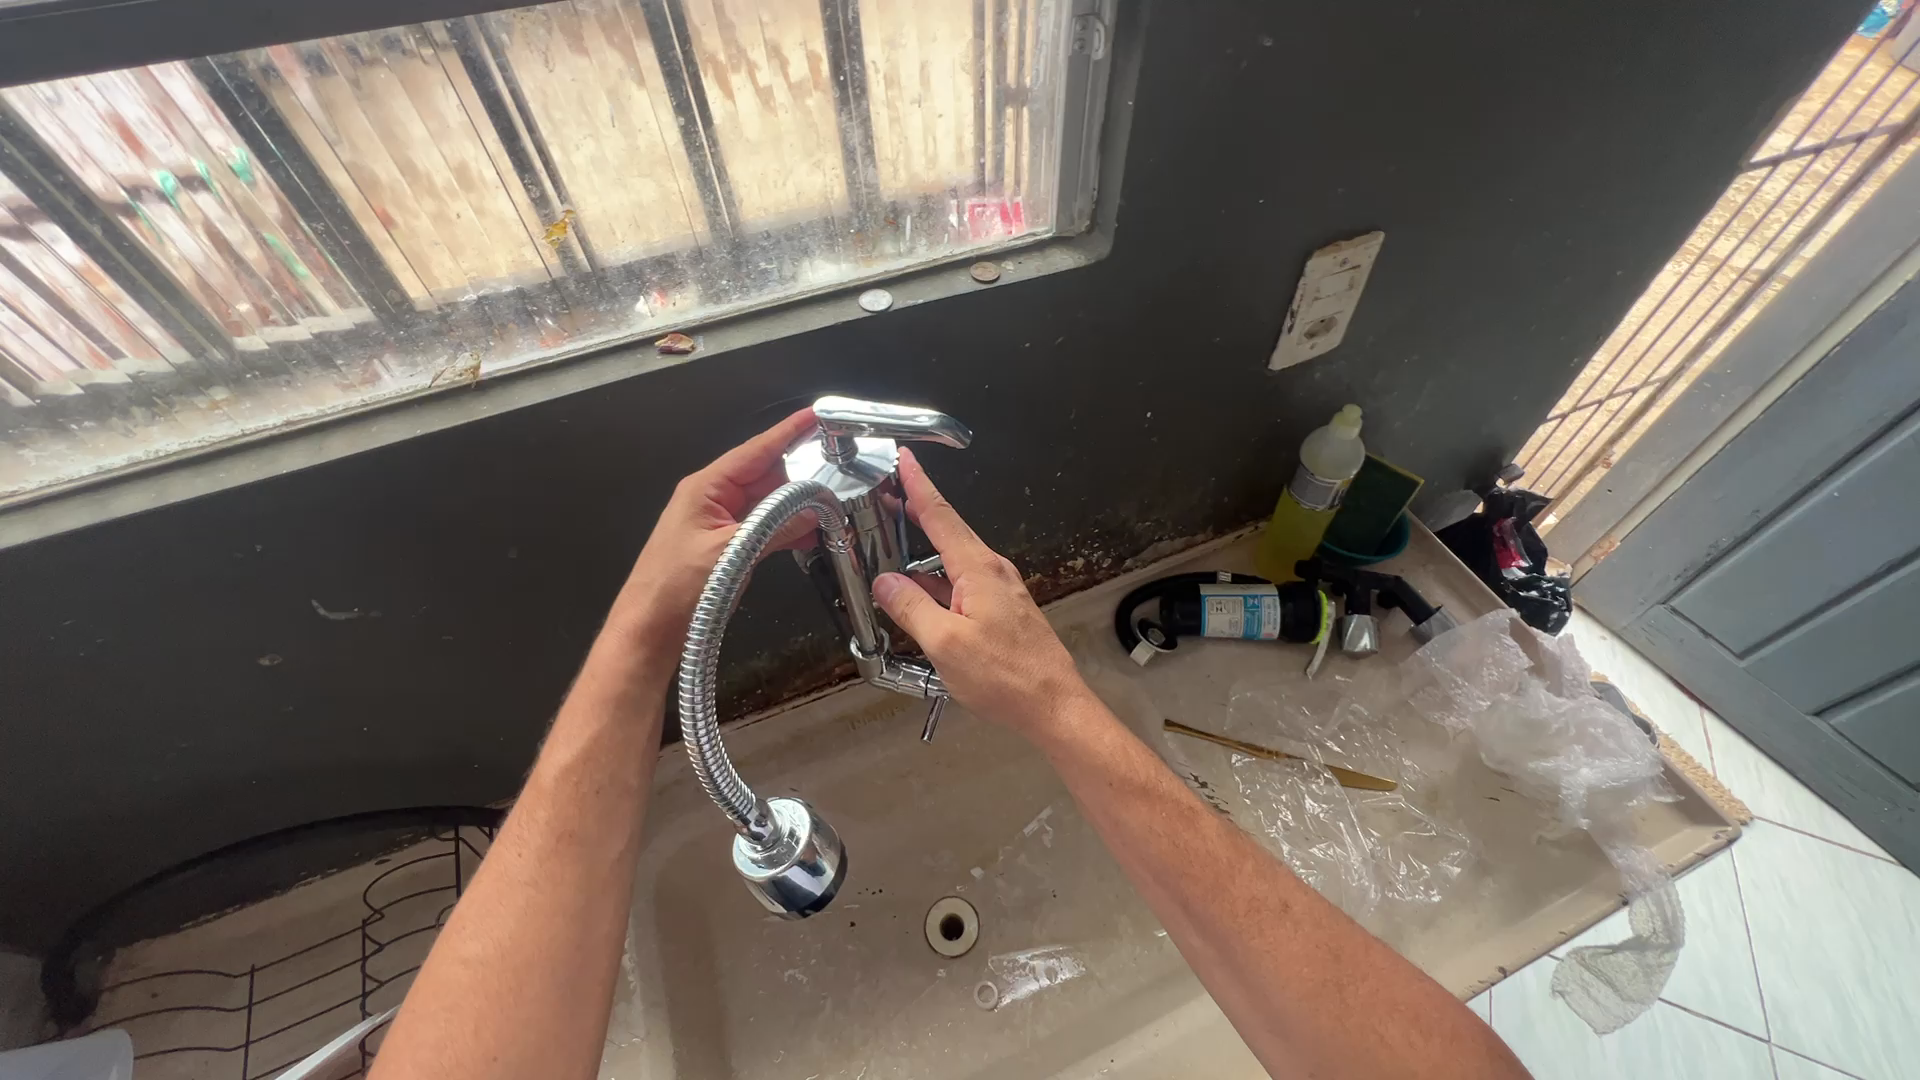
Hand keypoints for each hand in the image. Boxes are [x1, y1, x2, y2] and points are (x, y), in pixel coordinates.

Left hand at [611, 407, 819, 646]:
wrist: (650, 627)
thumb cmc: (675, 586)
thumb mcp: (731, 552)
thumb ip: (776, 528)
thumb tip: (813, 512)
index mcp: (706, 487)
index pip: (755, 450)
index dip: (787, 433)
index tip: (814, 417)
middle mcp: (714, 497)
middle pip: (766, 476)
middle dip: (801, 477)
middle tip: (835, 480)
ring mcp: (721, 521)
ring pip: (768, 503)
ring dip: (796, 508)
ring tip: (828, 512)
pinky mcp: (727, 543)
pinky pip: (764, 526)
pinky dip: (786, 529)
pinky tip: (808, 536)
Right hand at [871, 447, 1098, 739]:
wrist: (1053, 704)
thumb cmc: (1007, 677)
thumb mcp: (945, 643)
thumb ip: (911, 608)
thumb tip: (886, 584)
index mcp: (978, 569)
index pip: (941, 515)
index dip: (919, 485)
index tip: (905, 459)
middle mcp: (993, 572)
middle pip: (948, 531)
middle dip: (917, 512)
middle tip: (890, 495)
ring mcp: (1000, 590)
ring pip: (954, 561)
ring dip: (925, 552)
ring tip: (895, 549)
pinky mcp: (1003, 610)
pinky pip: (963, 584)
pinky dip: (938, 581)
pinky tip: (922, 595)